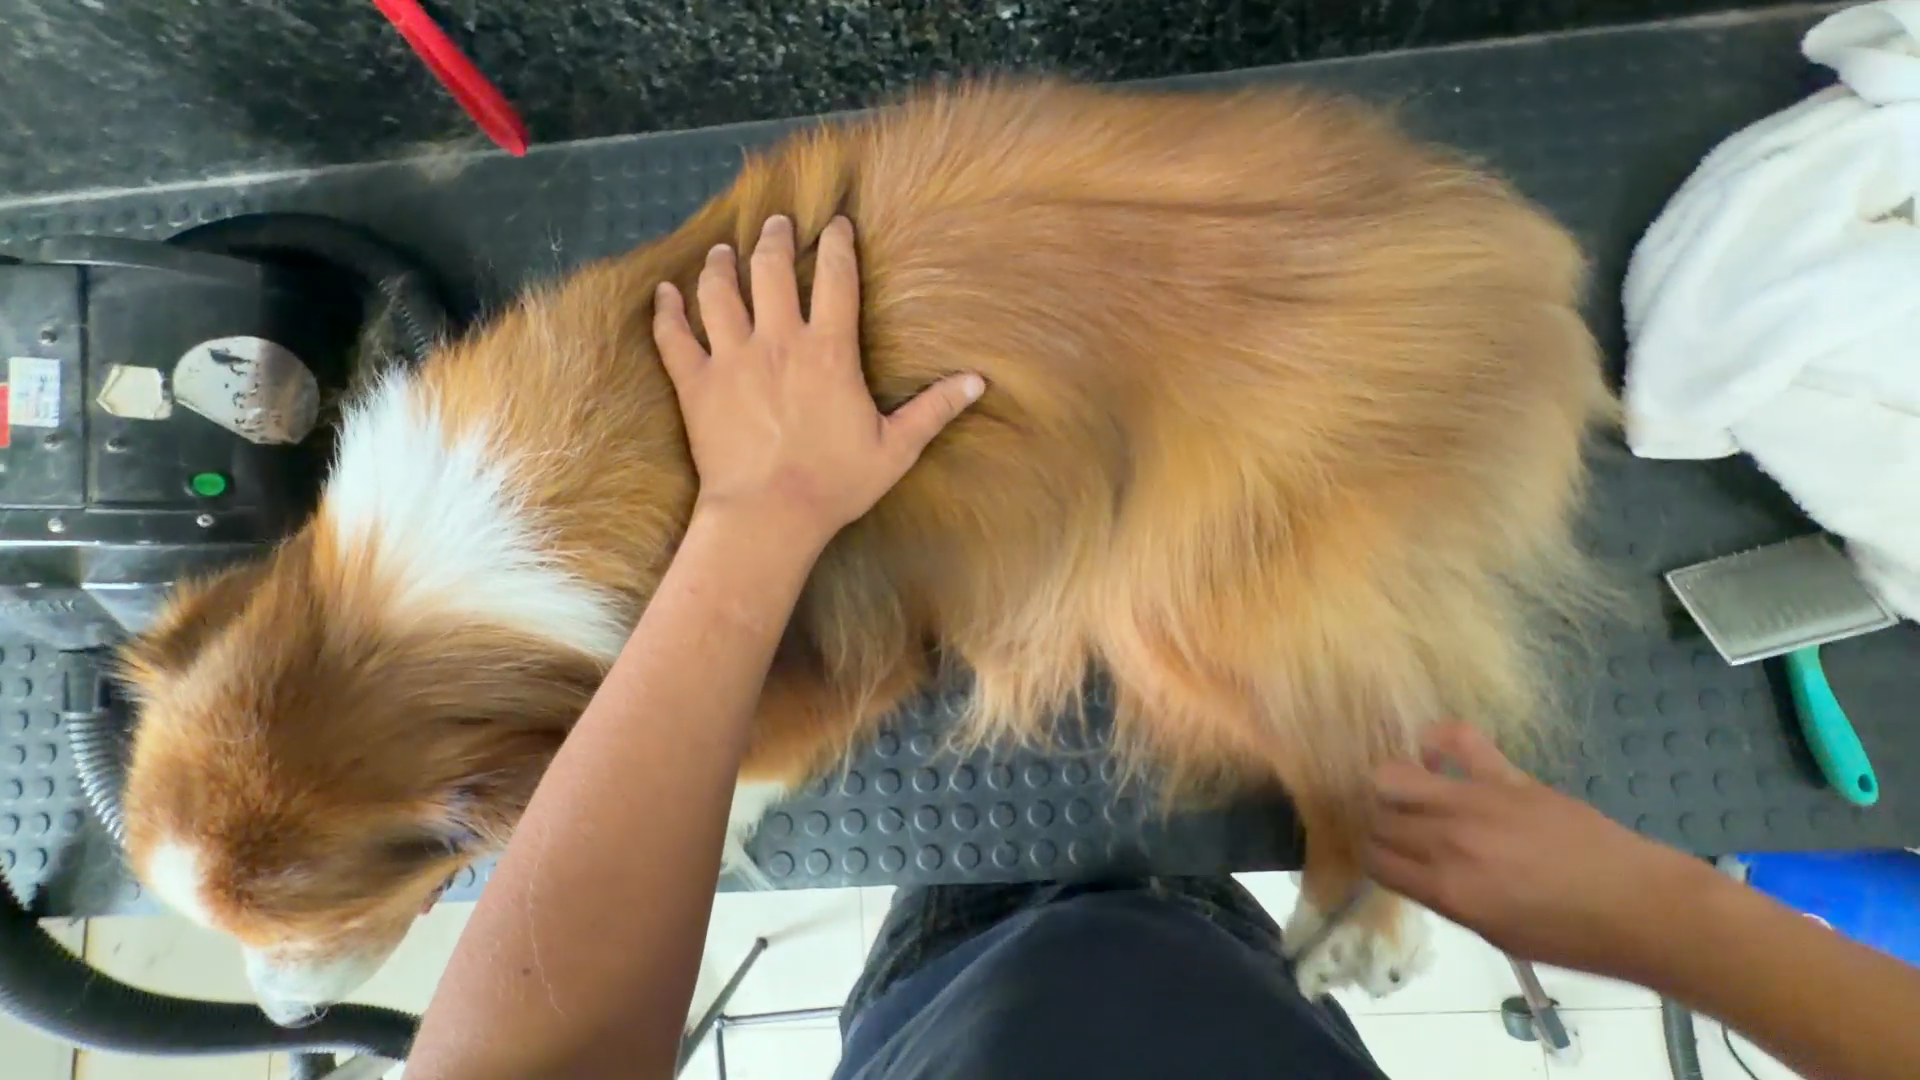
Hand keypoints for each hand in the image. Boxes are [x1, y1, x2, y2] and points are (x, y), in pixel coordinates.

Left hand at [652, 215, 983, 546]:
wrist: (769, 516)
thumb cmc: (836, 483)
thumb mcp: (896, 448)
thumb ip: (934, 409)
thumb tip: (978, 382)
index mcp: (829, 351)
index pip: (837, 279)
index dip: (838, 245)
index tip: (836, 224)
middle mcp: (778, 340)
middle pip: (772, 270)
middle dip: (776, 240)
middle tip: (777, 224)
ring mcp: (731, 358)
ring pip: (719, 293)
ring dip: (722, 265)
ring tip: (724, 251)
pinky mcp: (696, 383)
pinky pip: (674, 336)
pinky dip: (667, 311)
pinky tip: (664, 294)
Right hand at [1361, 721, 1715, 978]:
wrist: (1647, 910)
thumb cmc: (1574, 936)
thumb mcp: (1496, 934)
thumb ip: (1444, 896)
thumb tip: (1413, 868)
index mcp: (1447, 889)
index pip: (1373, 859)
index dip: (1372, 858)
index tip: (1384, 858)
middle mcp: (1449, 841)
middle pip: (1377, 818)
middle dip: (1379, 825)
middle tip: (1397, 831)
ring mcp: (1474, 802)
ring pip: (1392, 775)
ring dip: (1392, 787)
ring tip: (1409, 795)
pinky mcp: (1505, 776)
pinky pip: (1456, 738)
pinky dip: (1437, 740)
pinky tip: (1437, 755)